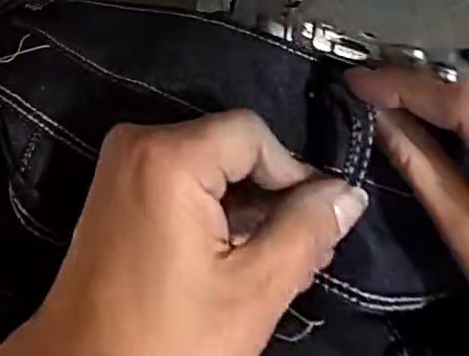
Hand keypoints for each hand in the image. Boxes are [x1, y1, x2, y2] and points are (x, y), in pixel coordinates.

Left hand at [0, 110, 370, 355]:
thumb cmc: (166, 342)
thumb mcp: (250, 293)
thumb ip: (305, 232)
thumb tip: (349, 193)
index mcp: (167, 155)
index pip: (252, 133)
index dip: (293, 171)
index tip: (321, 217)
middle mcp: (140, 138)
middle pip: (230, 144)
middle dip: (273, 191)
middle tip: (309, 241)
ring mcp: (125, 158)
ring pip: (209, 159)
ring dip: (248, 201)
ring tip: (283, 252)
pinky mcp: (119, 181)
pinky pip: (183, 173)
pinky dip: (216, 203)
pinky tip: (242, 246)